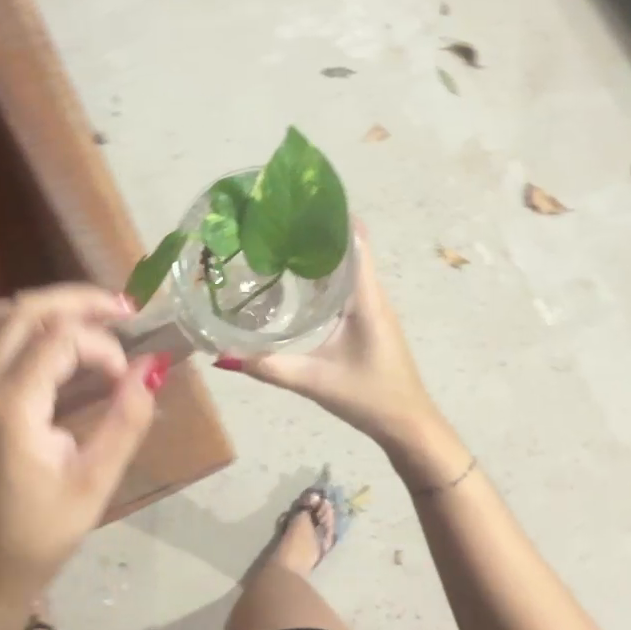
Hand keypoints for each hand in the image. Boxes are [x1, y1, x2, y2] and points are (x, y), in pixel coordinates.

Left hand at [0, 285, 168, 594]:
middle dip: (76, 300)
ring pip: (5, 319)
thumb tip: (152, 367)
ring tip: (100, 322)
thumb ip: (126, 419)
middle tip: (124, 310)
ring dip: (52, 309)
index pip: (58, 339)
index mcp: (12, 407)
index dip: (102, 345)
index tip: (127, 376)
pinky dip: (35, 329)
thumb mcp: (97, 480)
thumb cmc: (48, 529)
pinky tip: (71, 347)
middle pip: (24, 310)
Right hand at [216, 226, 441, 443]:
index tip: (298, 202)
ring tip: (277, 245)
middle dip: (315, 232)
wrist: (409, 427)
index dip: (332, 217)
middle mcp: (372, 296)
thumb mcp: (314, 382)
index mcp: (366, 299)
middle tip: (273, 224)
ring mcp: (372, 309)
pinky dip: (322, 278)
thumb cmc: (370, 398)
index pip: (355, 242)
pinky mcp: (367, 323)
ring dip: (318, 255)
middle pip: (347, 249)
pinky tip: (295, 285)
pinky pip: (344, 287)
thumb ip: (268, 367)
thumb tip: (221, 355)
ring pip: (346, 269)